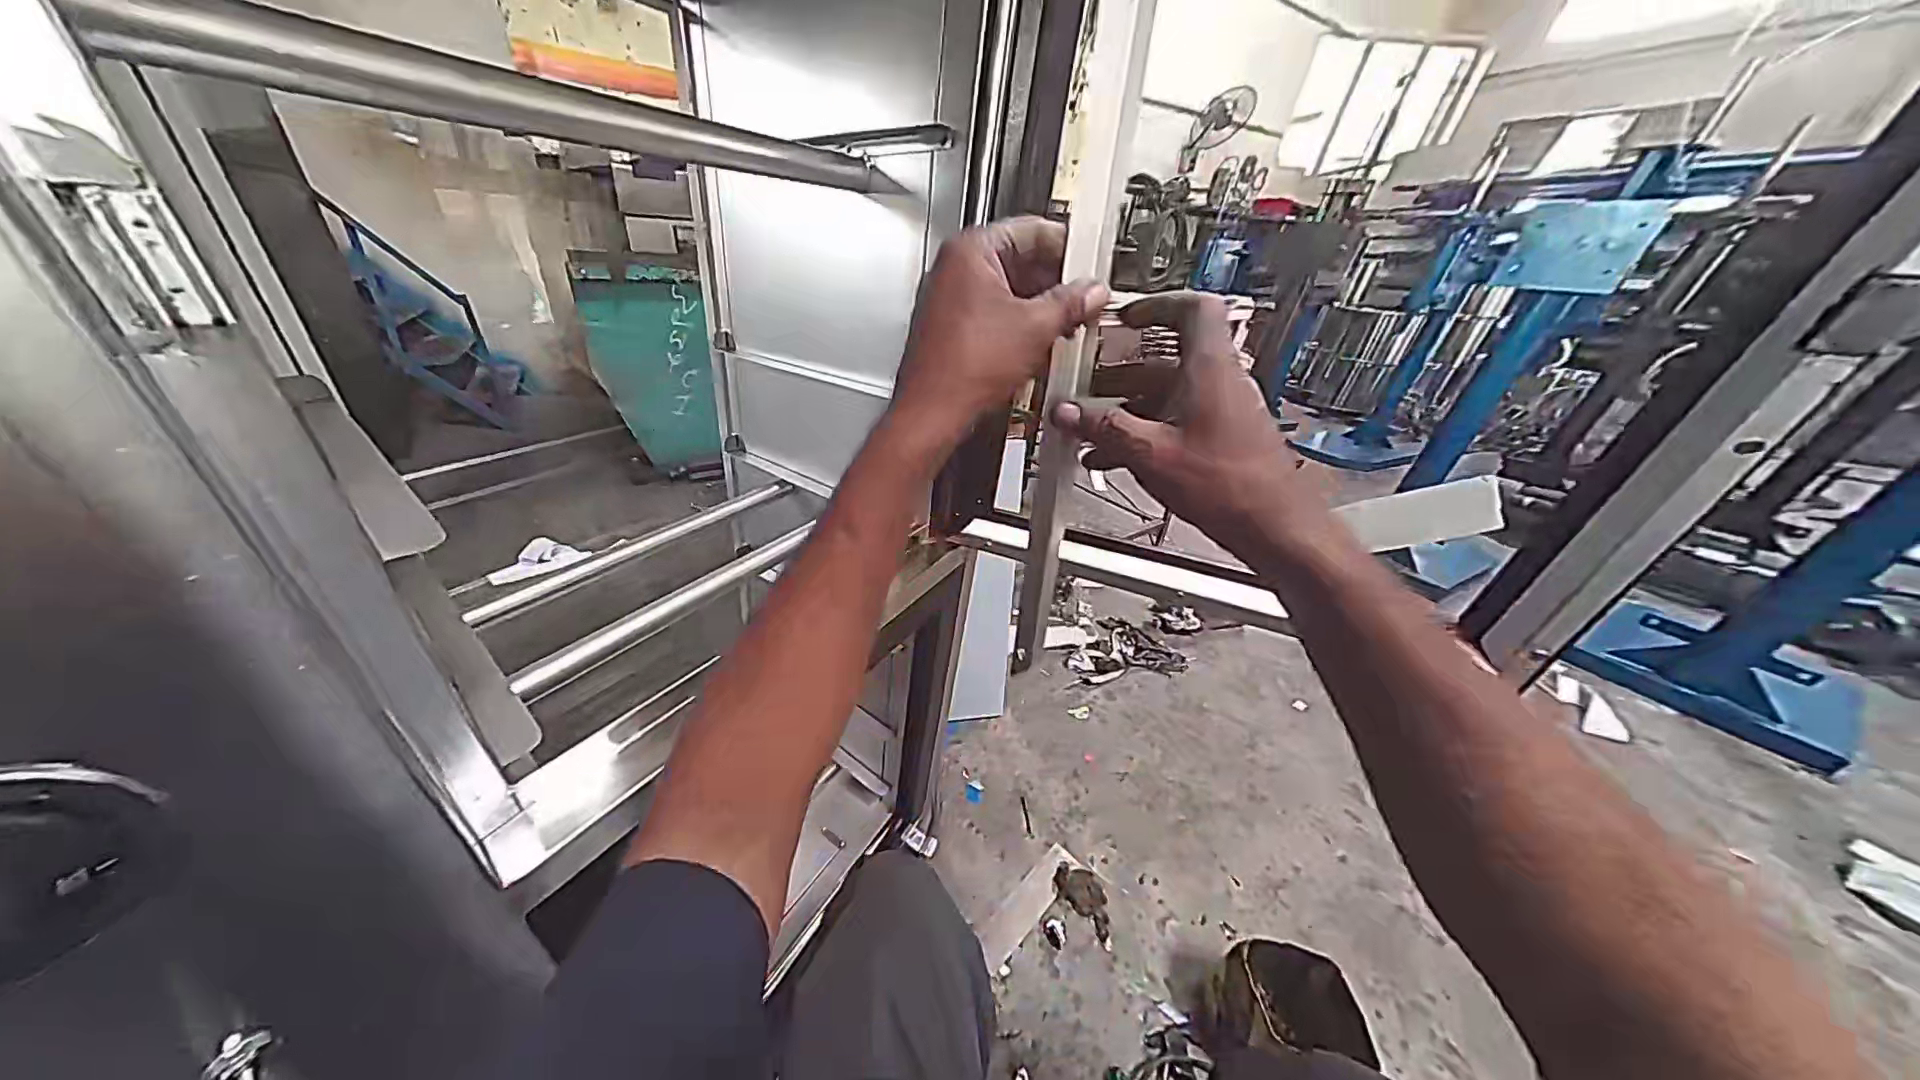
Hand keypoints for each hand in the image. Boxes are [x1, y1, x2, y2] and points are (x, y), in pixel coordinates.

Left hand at [889, 218, 1106, 457]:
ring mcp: (949, 299)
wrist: (932, 411)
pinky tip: (1038, 344)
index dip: (1069, 248)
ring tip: (1065, 325)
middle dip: (1055, 283)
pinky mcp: (951, 328)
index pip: (1033, 230)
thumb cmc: (963, 368)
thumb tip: (1090, 292)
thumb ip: (1070, 303)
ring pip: (1007, 291)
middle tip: (1083, 300)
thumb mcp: (1036, 328)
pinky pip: (993, 315)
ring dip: (1039, 307)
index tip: (1089, 266)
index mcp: (970, 250)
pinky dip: (1018, 325)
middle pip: (1020, 260)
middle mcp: (954, 269)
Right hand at [1051, 292, 1333, 563]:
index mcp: (1210, 369)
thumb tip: (1070, 413)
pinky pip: (1173, 421)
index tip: (1125, 317)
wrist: (1271, 526)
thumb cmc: (1231, 486)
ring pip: (1164, 395)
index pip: (1193, 308)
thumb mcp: (1151, 453)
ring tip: (1091, 430)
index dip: (1156, 305)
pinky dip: (1143, 431)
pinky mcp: (1219, 436)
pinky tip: (1114, 456)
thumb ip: (1105, 428)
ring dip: (1125, 409)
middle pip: (1164, 359)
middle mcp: (1219, 382)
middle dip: (1118, 374)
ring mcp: (1220, 410)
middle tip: (1085, 388)